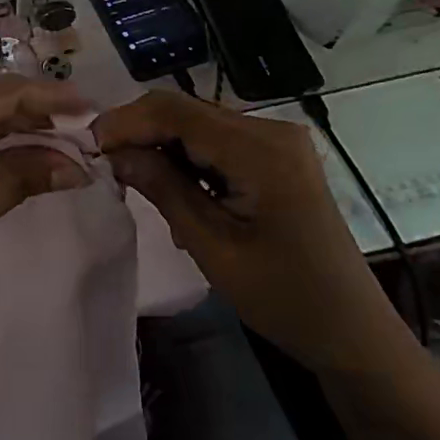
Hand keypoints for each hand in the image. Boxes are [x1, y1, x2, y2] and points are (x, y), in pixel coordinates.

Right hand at [91, 90, 390, 370]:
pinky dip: (190, 161)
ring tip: (141, 190)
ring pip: (200, 126)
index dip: (127, 121)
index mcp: (261, 149)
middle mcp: (272, 130)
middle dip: (142, 134)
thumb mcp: (213, 246)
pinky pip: (219, 144)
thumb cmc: (283, 297)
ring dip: (164, 149)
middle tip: (107, 169)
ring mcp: (278, 141)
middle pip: (188, 112)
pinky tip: (180, 197)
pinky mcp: (277, 157)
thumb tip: (115, 152)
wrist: (350, 328)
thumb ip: (163, 189)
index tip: (89, 147)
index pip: (177, 111)